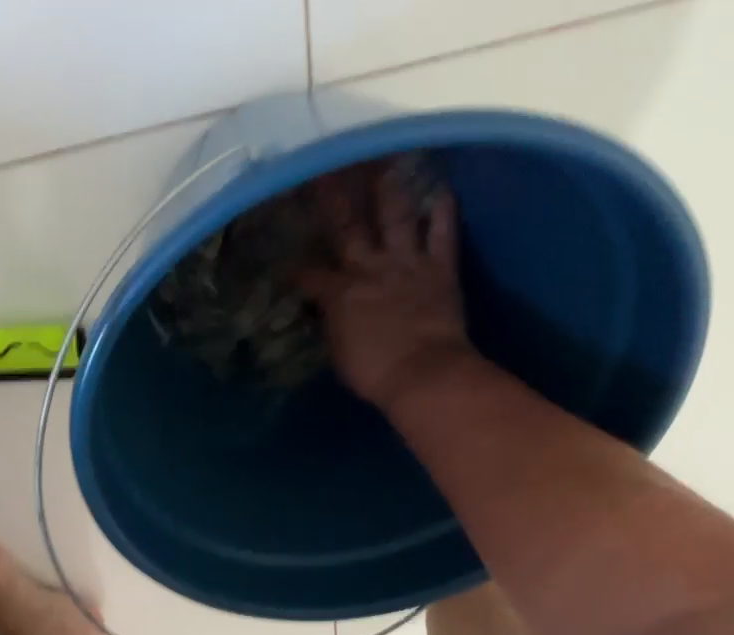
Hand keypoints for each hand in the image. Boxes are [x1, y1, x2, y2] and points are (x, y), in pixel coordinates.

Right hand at [300, 165, 481, 409]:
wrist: (424, 372)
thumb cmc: (373, 372)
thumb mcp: (339, 352)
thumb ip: (334, 325)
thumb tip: (329, 314)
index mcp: (339, 293)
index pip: (310, 276)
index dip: (298, 271)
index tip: (289, 266)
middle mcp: (369, 268)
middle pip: (347, 229)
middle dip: (333, 201)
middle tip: (325, 170)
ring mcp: (407, 264)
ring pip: (396, 219)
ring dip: (390, 191)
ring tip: (385, 163)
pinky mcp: (440, 269)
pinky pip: (443, 235)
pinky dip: (444, 214)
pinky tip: (443, 192)